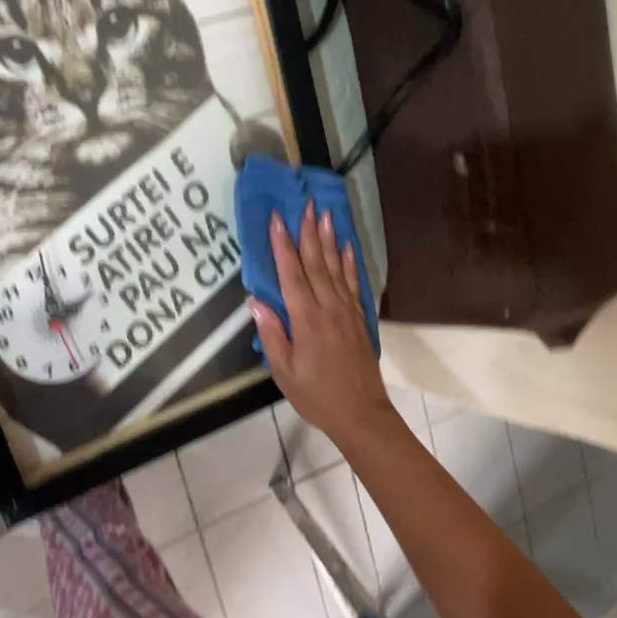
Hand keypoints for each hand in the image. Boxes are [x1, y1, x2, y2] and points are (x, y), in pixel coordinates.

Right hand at [248, 200, 398, 447]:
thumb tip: (255, 301)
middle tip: (305, 203)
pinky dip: (350, 263)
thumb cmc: (316, 396)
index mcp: (306, 320)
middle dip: (308, 232)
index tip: (277, 219)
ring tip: (326, 214)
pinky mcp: (360, 319)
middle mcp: (328, 308)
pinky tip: (347, 247)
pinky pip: (353, 284)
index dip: (282, 246)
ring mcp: (347, 312)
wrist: (361, 414)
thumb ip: (272, 334)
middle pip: (316, 263)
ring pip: (336, 268)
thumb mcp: (284, 372)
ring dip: (329, 240)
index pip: (291, 274)